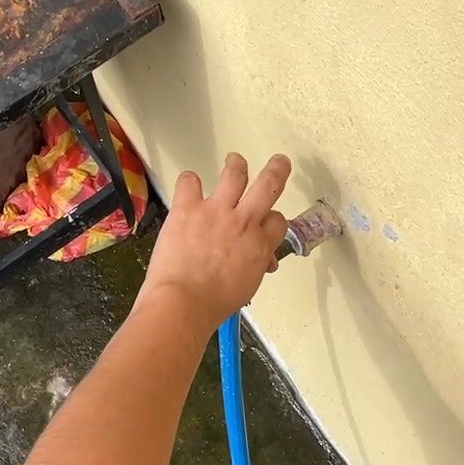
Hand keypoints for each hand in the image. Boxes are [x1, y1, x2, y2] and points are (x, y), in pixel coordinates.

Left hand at [136, 153, 290, 336]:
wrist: (183, 302)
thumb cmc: (213, 303)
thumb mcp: (246, 287)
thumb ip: (255, 266)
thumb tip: (261, 261)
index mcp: (260, 244)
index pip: (278, 220)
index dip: (273, 220)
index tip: (267, 222)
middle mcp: (243, 222)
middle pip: (269, 184)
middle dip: (277, 169)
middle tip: (279, 163)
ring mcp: (215, 211)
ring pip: (235, 173)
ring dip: (237, 164)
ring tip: (235, 160)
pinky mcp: (187, 208)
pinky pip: (190, 181)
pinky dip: (190, 182)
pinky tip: (189, 187)